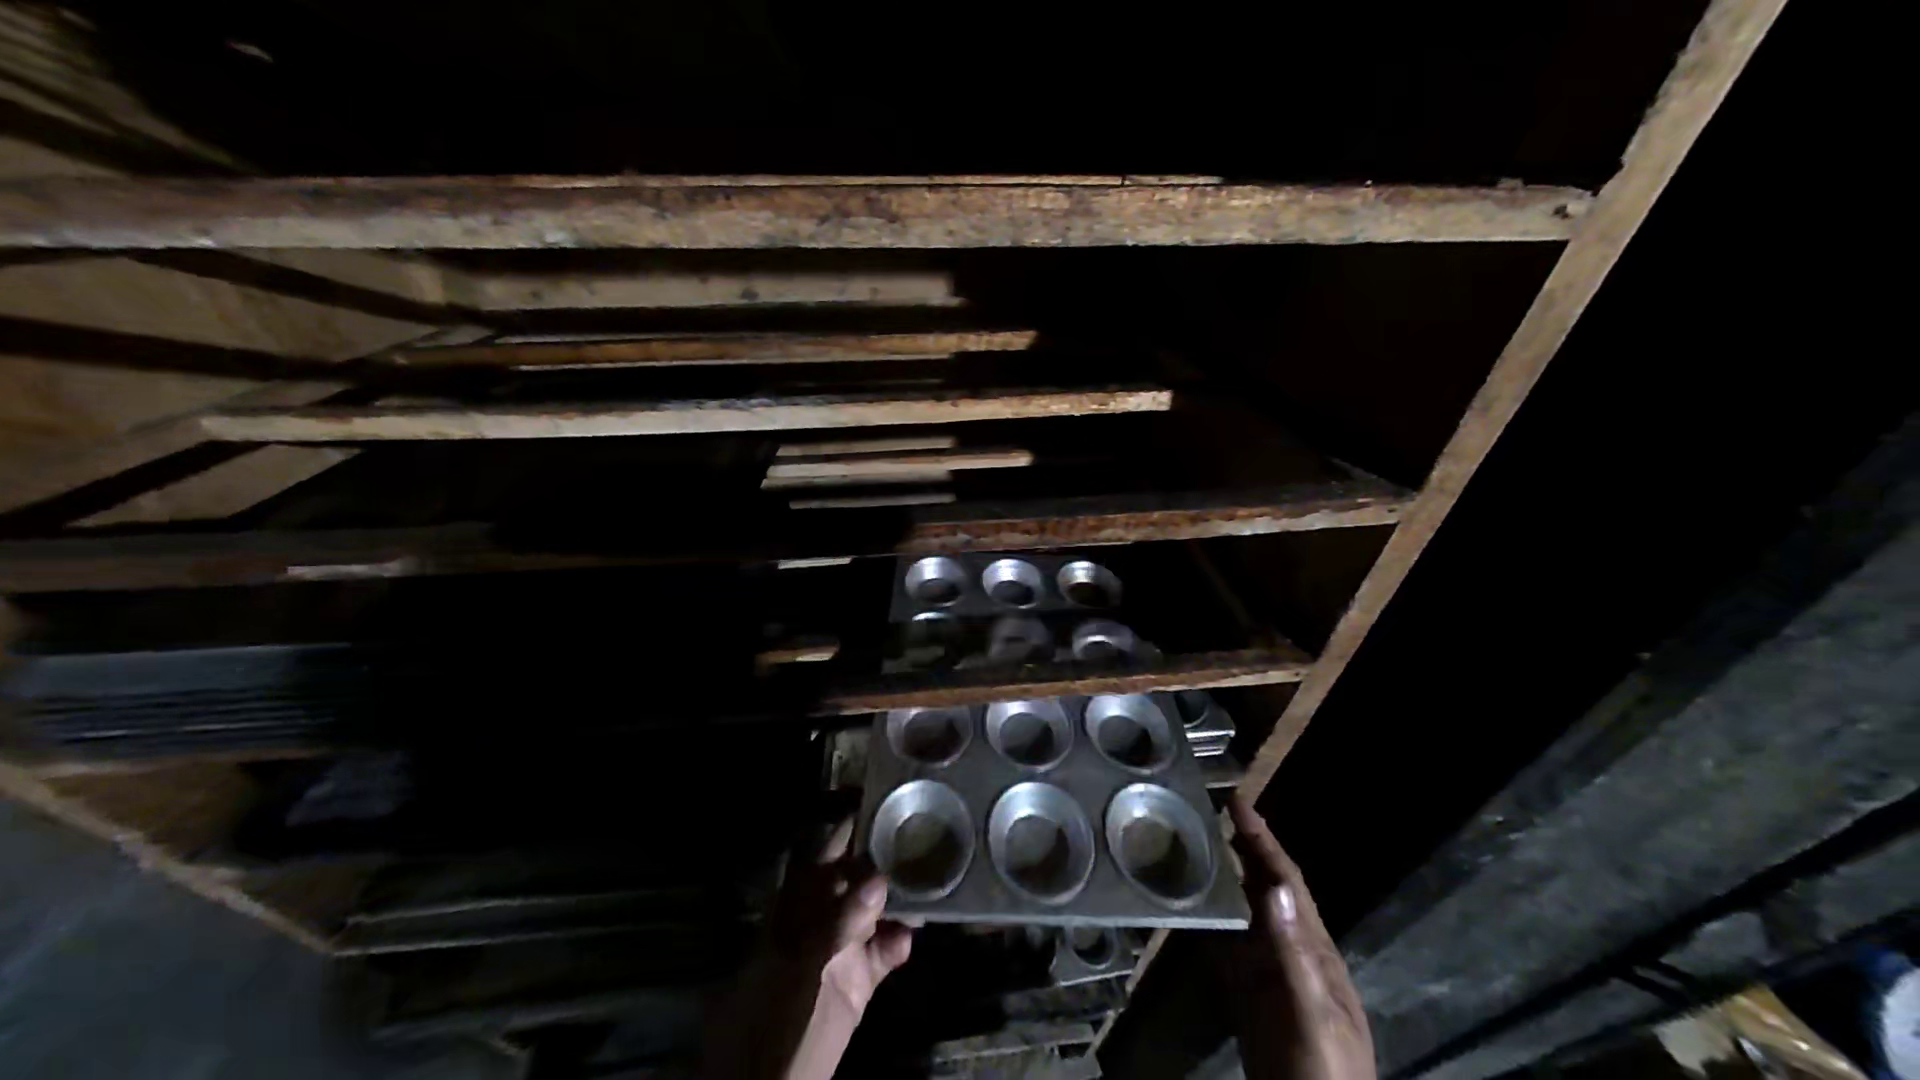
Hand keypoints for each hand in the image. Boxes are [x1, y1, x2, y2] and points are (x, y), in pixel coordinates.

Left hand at [705, 818, 912, 1079]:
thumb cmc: (772, 1016)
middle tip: (926, 841)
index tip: (885, 798)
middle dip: (890, 860)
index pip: (829, 849)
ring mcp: (841, 948)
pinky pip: (884, 952)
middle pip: (861, 876)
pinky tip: (910, 940)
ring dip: (903, 902)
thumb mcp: (801, 963)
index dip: (854, 824)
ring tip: (929, 889)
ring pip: (878, 911)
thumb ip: (838, 922)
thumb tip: (879, 879)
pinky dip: (899, 944)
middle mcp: (823, 917)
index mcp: (799, 902)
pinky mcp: (858, 981)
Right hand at [1216, 796, 1376, 1079]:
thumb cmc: (1321, 1064)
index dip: (1263, 839)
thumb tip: (1273, 885)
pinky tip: (1185, 908)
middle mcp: (1288, 948)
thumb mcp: (1311, 1008)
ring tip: (1190, 848)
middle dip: (1240, 849)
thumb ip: (1292, 950)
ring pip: (1240, 912)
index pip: (1284, 879)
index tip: (1237, 802)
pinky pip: (1222, 946)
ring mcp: (1267, 971)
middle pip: (1262, 887)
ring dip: (1220, 879)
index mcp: (1311, 945)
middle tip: (1207, 813)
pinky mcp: (1246, 993)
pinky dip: (1206, 922)